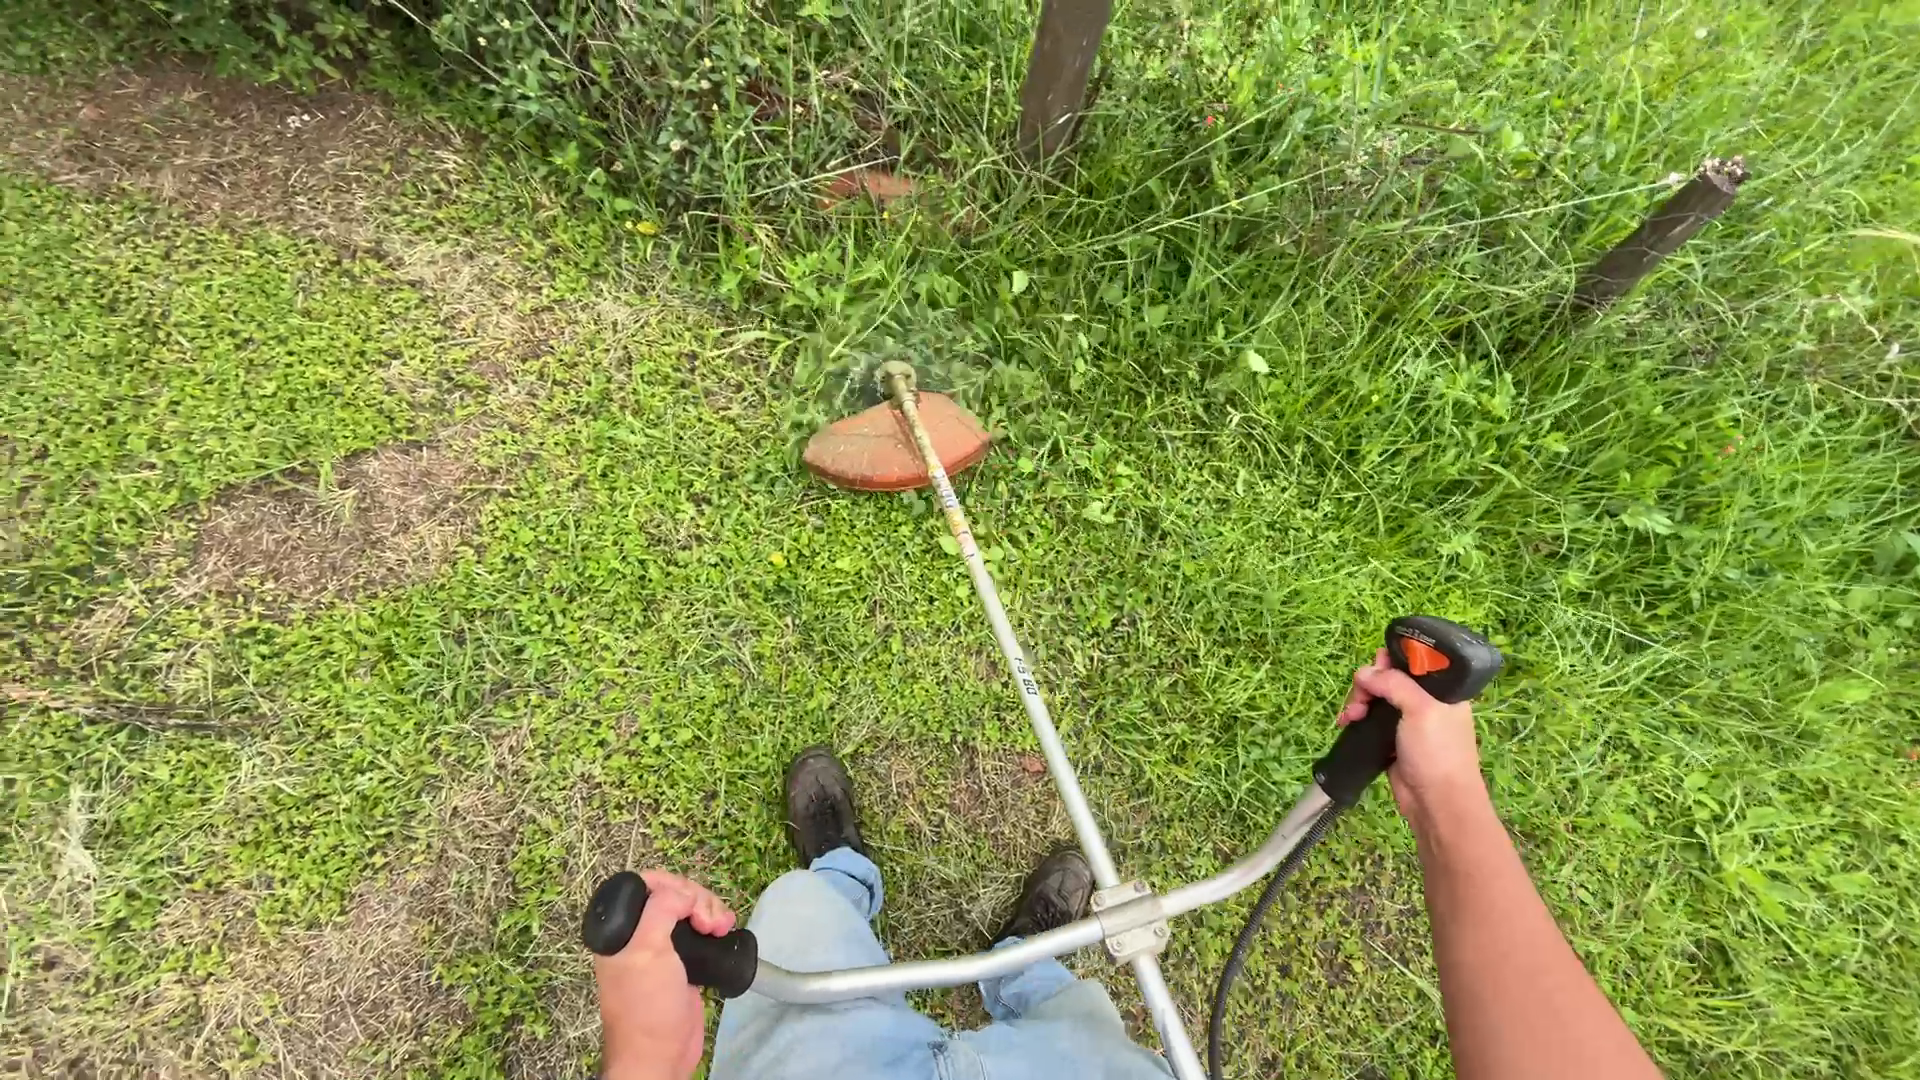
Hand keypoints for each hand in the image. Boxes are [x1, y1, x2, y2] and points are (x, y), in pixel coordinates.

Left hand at [593, 870, 736, 1079]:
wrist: (661, 1055)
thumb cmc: (647, 1005)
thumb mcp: (646, 950)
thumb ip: (661, 909)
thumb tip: (685, 894)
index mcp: (619, 929)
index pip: (646, 884)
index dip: (673, 885)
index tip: (691, 903)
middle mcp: (639, 933)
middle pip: (674, 893)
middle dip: (698, 899)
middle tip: (710, 922)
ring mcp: (662, 947)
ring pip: (690, 908)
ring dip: (711, 910)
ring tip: (721, 928)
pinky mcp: (683, 960)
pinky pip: (701, 928)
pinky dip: (715, 924)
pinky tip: (724, 931)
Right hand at [1337, 648, 1485, 826]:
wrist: (1436, 801)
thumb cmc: (1437, 752)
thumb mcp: (1421, 709)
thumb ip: (1393, 684)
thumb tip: (1363, 672)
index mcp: (1442, 692)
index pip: (1415, 662)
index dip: (1393, 659)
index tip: (1376, 665)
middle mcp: (1425, 702)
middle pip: (1388, 679)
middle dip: (1369, 683)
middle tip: (1361, 697)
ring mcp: (1406, 721)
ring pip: (1375, 698)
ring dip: (1358, 700)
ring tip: (1351, 715)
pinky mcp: (1390, 737)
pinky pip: (1369, 718)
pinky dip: (1355, 716)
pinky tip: (1346, 721)